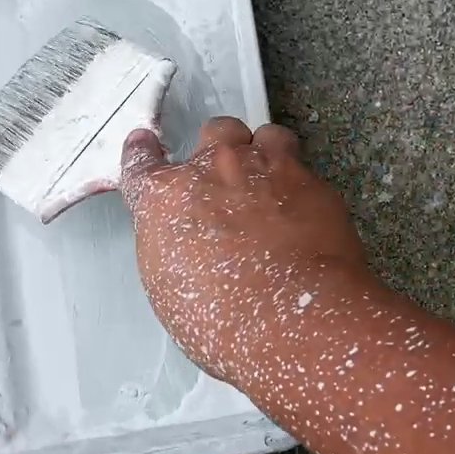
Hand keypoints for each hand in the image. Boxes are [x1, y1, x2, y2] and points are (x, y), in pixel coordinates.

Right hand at [119, 118, 370, 378]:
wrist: (293, 322)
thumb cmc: (220, 321)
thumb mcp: (170, 285)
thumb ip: (174, 240)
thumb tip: (189, 236)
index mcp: (165, 196)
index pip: (142, 161)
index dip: (143, 153)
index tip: (145, 145)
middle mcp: (214, 168)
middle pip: (216, 131)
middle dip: (222, 149)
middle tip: (229, 179)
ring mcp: (266, 167)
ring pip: (267, 136)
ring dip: (267, 155)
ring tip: (273, 184)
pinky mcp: (312, 181)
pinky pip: (304, 169)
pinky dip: (302, 187)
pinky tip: (307, 216)